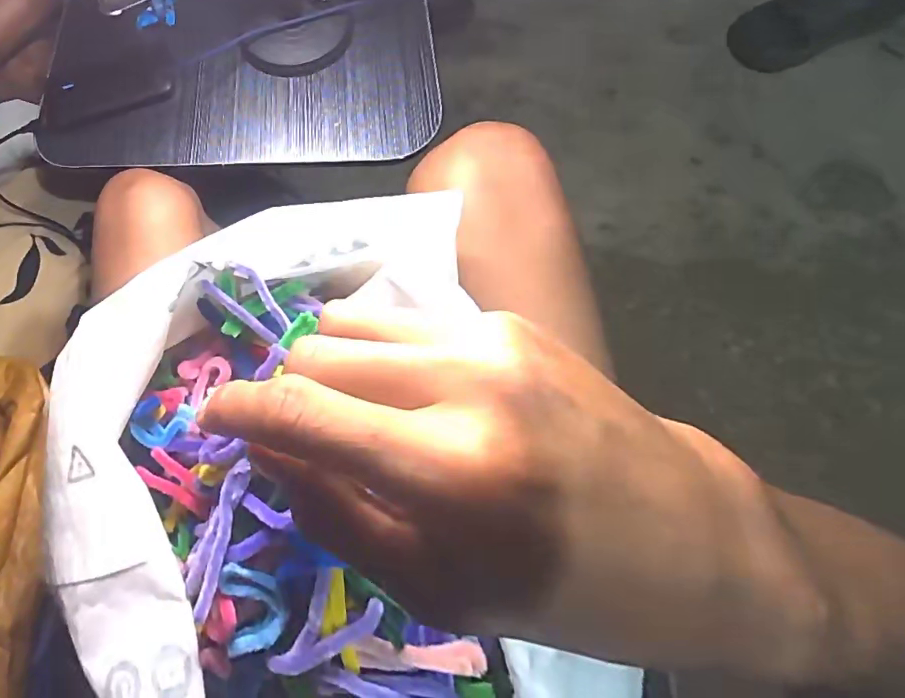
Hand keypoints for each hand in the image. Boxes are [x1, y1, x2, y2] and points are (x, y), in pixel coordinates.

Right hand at [198, 301, 817, 674]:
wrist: (697, 535)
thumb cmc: (559, 587)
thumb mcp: (435, 588)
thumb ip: (332, 512)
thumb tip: (261, 449)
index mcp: (450, 472)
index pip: (304, 413)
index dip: (240, 409)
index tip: (207, 417)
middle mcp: (463, 382)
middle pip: (315, 351)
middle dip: (290, 392)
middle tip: (306, 431)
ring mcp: (486, 335)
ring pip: (348, 319)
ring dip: (329, 361)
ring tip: (355, 403)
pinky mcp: (503, 317)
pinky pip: (399, 317)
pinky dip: (379, 350)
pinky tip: (413, 387)